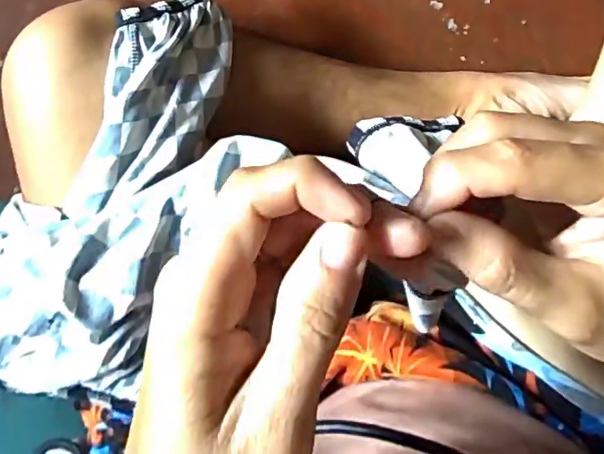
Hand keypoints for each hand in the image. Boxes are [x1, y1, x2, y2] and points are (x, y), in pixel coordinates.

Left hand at [132, 157, 428, 453]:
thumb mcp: (273, 419)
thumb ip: (310, 320)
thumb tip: (350, 232)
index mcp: (194, 289)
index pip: (247, 195)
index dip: (309, 184)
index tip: (367, 214)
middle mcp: (203, 270)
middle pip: (272, 204)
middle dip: (341, 205)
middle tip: (408, 234)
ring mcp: (222, 285)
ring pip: (287, 226)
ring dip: (346, 228)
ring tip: (406, 245)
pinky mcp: (241, 304)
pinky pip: (288, 259)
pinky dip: (334, 255)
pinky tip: (375, 260)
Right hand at [409, 113, 603, 376]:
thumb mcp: (572, 312)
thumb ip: (503, 269)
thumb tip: (430, 231)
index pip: (514, 159)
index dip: (454, 183)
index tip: (419, 225)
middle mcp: (592, 136)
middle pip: (493, 132)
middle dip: (447, 175)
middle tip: (425, 227)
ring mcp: (574, 129)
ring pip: (486, 128)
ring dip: (452, 170)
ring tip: (443, 221)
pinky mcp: (556, 135)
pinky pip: (494, 137)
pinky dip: (466, 169)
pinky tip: (464, 207)